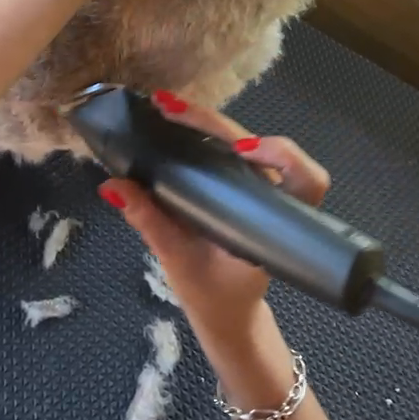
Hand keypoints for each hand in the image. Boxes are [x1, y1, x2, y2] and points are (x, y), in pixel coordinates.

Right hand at [97, 94, 329, 333]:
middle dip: (214, 123)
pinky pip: (225, 147)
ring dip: (206, 121)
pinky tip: (173, 118)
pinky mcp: (236, 180)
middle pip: (257, 144)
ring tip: (167, 107)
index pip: (305, 180)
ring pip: (240, 138)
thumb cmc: (214, 294)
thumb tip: (113, 185)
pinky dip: (202, 129)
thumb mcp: (179, 262)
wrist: (226, 312)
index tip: (241, 151)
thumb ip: (150, 222)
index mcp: (274, 225)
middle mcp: (270, 197)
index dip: (283, 156)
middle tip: (170, 108)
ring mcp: (254, 185)